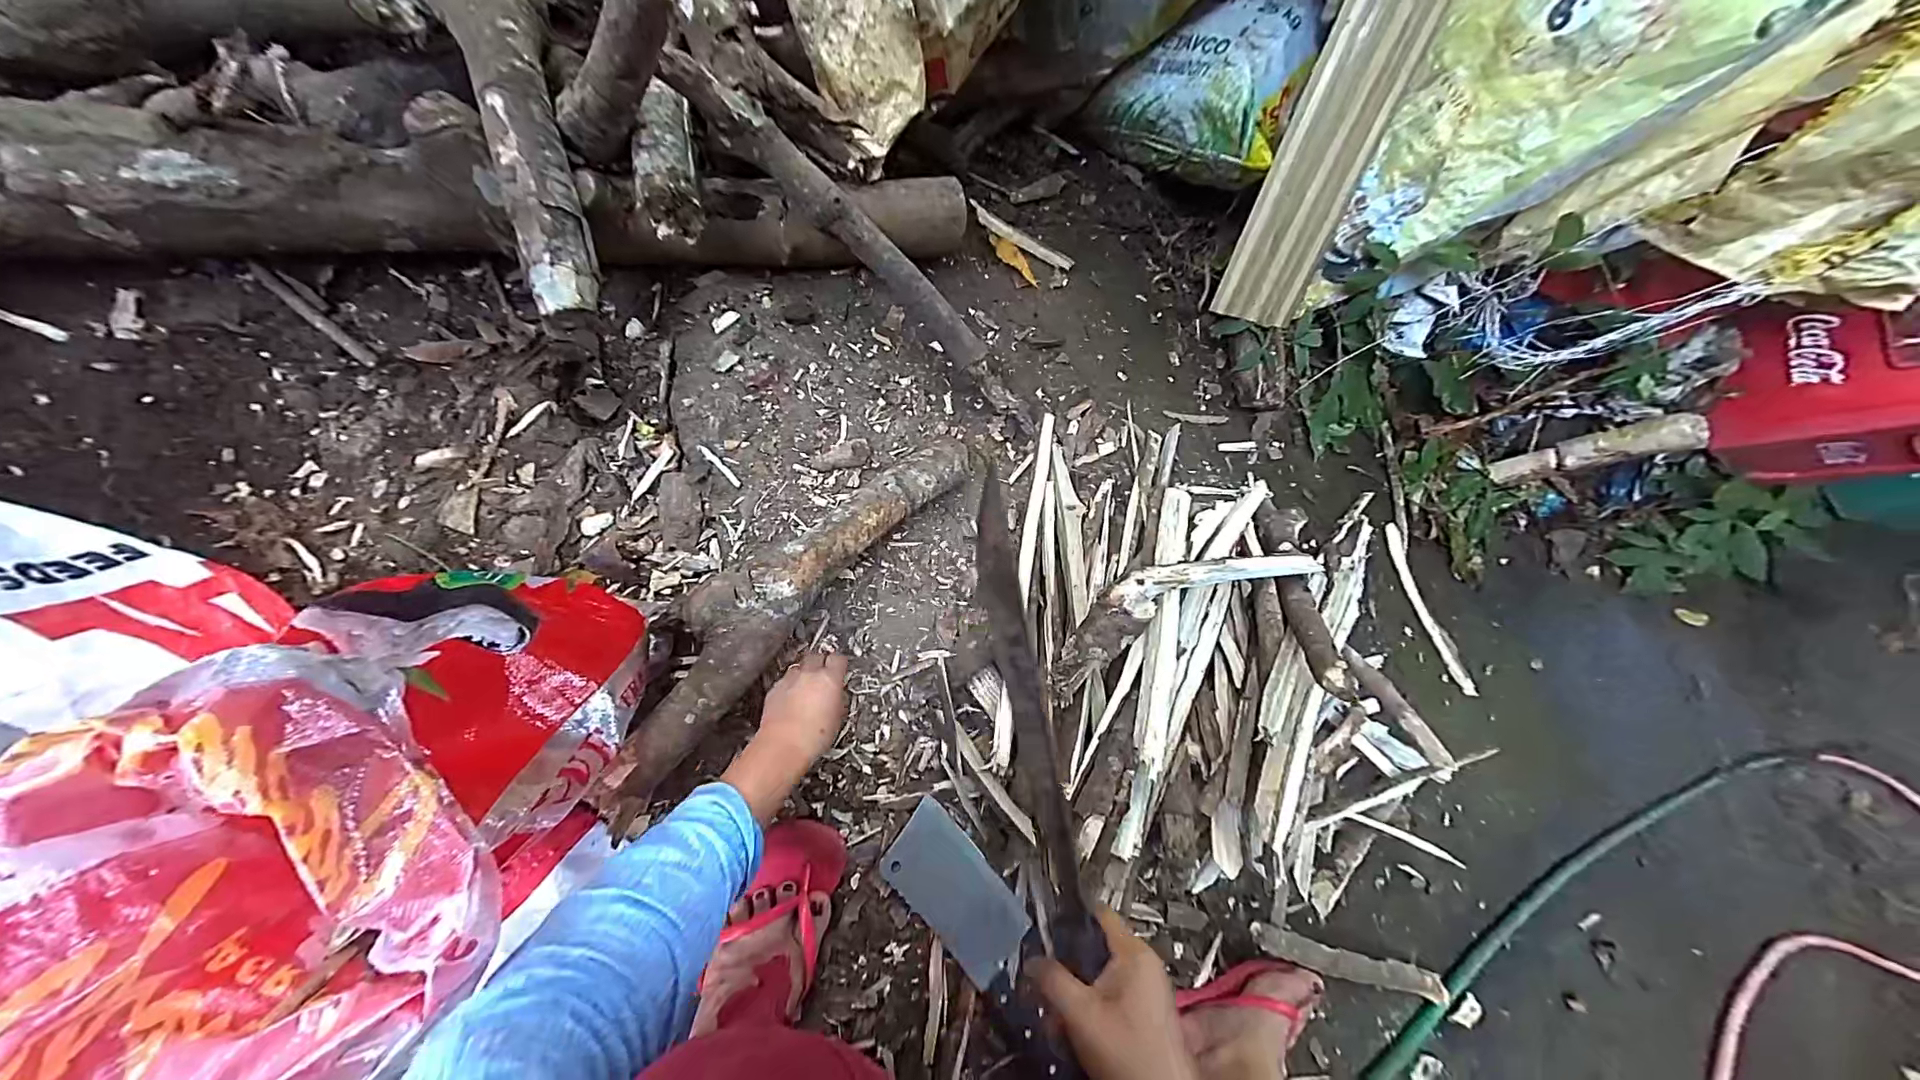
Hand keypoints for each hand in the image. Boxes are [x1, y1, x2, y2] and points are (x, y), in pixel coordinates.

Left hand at [757, 650, 847, 762]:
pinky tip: (793, 700)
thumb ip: (838, 698)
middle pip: (817, 656)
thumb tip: (837, 695)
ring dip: (804, 674)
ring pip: (799, 668)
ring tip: (808, 689)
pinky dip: (790, 687)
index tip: (841, 667)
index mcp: (829, 679)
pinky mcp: (774, 690)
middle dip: (821, 663)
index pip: (838, 659)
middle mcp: (808, 675)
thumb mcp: (838, 717)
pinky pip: (785, 681)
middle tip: (825, 675)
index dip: (840, 663)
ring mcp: (789, 681)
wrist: (783, 746)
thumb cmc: (812, 737)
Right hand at [1030, 907, 1198, 1079]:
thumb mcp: (1080, 1013)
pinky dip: (1089, 1006)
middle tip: (1046, 984)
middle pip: (1094, 947)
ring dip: (1074, 992)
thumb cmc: (1129, 1054)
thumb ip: (1052, 980)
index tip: (1044, 930)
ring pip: (1098, 975)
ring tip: (1058, 1015)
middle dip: (1066, 967)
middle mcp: (1144, 964)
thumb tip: (1032, 961)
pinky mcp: (1144, 1012)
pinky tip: (1074, 1029)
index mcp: (1135, 953)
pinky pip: (1109, 994)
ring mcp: (1146, 989)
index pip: (1098, 913)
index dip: (1069, 917)